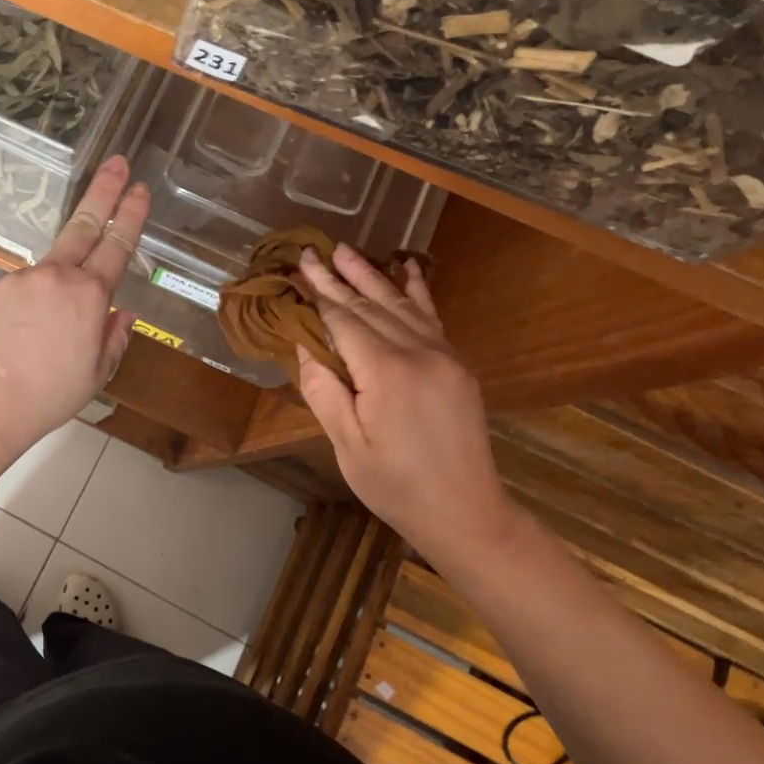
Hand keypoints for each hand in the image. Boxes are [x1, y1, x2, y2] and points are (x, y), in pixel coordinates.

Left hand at [0, 156, 149, 457]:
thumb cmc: (48, 398)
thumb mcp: (96, 375)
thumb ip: (113, 337)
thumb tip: (121, 312)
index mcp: (88, 296)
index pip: (117, 246)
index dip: (130, 215)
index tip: (139, 188)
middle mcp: (52, 276)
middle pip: (82, 226)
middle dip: (102, 192)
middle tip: (116, 163)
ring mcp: (14, 280)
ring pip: (38, 280)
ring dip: (42, 300)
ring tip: (32, 344)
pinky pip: (7, 298)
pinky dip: (12, 316)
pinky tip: (6, 347)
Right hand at [294, 244, 517, 557]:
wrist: (465, 511)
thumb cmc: (396, 485)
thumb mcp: (347, 443)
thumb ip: (325, 390)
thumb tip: (305, 347)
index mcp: (386, 372)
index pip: (344, 321)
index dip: (318, 294)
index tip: (298, 268)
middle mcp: (419, 353)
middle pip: (371, 307)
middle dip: (339, 279)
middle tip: (314, 252)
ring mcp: (444, 357)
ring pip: (401, 306)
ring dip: (372, 277)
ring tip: (348, 252)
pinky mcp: (456, 366)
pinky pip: (431, 318)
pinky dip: (416, 292)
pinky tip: (408, 271)